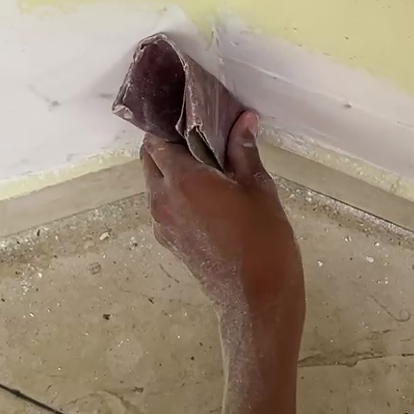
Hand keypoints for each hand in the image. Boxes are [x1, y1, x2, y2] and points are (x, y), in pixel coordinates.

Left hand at [142, 111, 304, 333]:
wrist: (256, 298)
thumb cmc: (263, 240)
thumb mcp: (258, 189)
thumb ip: (243, 151)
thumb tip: (243, 119)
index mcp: (181, 180)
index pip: (157, 139)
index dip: (169, 123)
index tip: (189, 114)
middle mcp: (162, 200)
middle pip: (150, 159)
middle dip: (169, 144)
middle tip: (202, 137)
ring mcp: (163, 224)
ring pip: (156, 184)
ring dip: (173, 170)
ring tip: (209, 165)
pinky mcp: (170, 242)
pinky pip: (165, 206)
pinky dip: (178, 193)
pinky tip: (209, 194)